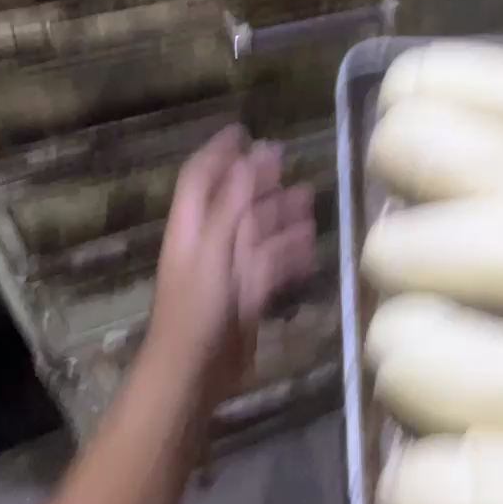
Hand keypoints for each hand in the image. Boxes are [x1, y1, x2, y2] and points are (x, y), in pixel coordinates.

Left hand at [147, 126, 317, 405]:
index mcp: (191, 227)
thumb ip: (232, 202)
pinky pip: (272, 265)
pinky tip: (311, 244)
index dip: (218, 153)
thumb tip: (253, 157)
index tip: (242, 130)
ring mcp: (230, 271)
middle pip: (235, 202)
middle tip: (286, 158)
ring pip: (258, 233)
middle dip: (258, 180)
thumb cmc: (196, 308)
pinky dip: (291, 252)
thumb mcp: (212, 248)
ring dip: (282, 214)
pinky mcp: (247, 296)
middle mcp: (210, 244)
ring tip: (310, 197)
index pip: (201, 178)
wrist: (194, 373)